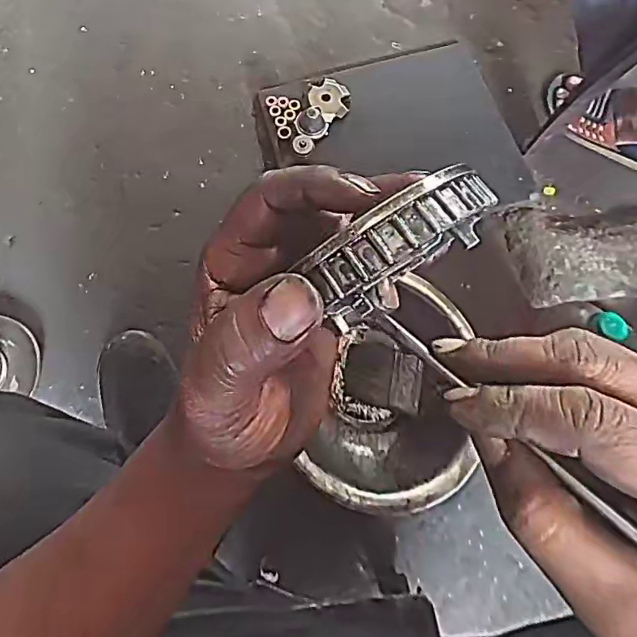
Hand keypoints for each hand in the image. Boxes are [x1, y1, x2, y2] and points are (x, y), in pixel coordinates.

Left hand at [175, 166, 415, 473]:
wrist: (240, 449)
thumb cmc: (214, 415)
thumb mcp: (218, 385)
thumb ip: (247, 343)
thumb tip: (294, 297)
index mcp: (233, 261)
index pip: (270, 200)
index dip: (313, 187)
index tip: (355, 195)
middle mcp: (272, 259)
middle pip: (318, 205)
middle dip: (364, 195)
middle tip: (407, 196)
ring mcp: (307, 277)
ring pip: (347, 230)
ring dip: (385, 220)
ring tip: (422, 213)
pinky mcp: (336, 301)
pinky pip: (366, 267)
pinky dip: (392, 258)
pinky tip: (412, 257)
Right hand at [440, 330, 636, 636]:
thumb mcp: (610, 601)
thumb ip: (541, 517)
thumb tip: (492, 440)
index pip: (595, 418)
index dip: (516, 405)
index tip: (464, 406)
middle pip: (594, 362)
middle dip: (511, 357)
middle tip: (455, 361)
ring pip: (598, 351)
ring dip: (526, 353)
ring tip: (474, 363)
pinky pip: (607, 362)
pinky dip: (552, 364)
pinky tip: (517, 374)